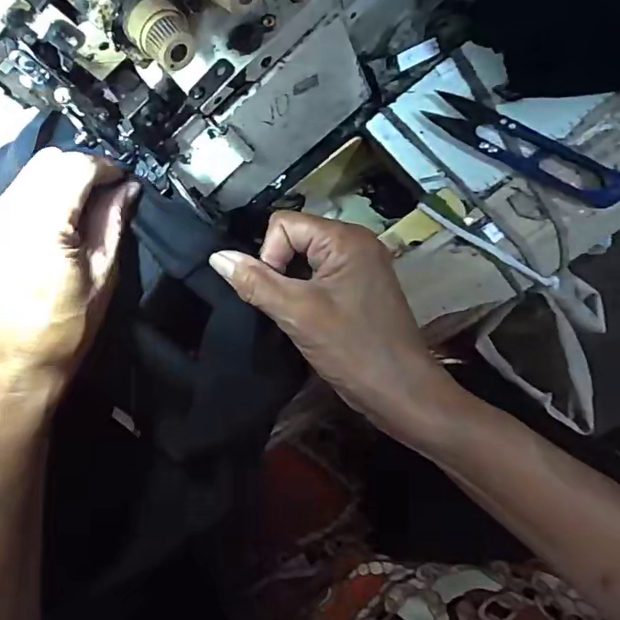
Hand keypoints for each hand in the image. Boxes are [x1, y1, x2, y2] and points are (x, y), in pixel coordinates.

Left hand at [0, 148, 139, 431]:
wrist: (24, 357)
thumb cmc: (69, 324)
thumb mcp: (104, 272)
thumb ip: (113, 219)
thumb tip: (127, 187)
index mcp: (43, 226)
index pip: (76, 167)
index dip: (104, 166)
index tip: (122, 178)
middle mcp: (10, 214)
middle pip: (51, 160)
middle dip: (82, 166)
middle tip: (106, 187)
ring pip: (32, 170)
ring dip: (61, 174)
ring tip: (83, 199)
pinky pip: (17, 189)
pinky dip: (41, 188)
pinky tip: (57, 210)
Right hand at [208, 212, 462, 443]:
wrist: (402, 394)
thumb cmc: (353, 349)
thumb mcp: (296, 313)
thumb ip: (255, 281)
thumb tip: (217, 257)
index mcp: (346, 239)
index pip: (283, 225)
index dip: (270, 256)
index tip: (282, 294)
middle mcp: (356, 242)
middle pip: (293, 238)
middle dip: (280, 269)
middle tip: (290, 306)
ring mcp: (361, 265)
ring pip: (303, 259)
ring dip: (291, 284)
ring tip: (300, 314)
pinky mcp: (361, 286)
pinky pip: (318, 275)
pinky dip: (305, 292)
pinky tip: (311, 318)